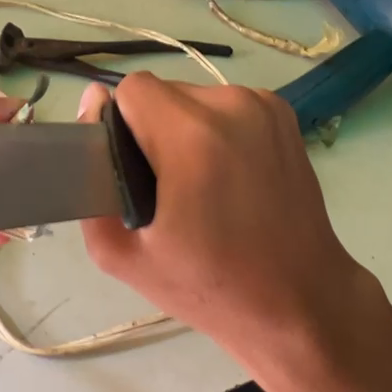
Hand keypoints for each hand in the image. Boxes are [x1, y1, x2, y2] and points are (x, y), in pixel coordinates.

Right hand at [77, 74, 381, 389]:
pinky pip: (226, 106)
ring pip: (194, 97)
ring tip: (201, 184)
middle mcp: (230, 106)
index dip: (122, 125)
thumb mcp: (124, 255)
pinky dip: (217, 130)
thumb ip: (92, 178)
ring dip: (185, 128)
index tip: (132, 168)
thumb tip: (91, 107)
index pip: (130, 90)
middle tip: (165, 186)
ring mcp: (262, 105)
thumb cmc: (210, 288)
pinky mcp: (282, 112)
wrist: (300, 301)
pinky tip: (229, 175)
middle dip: (153, 128)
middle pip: (163, 92)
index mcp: (192, 136)